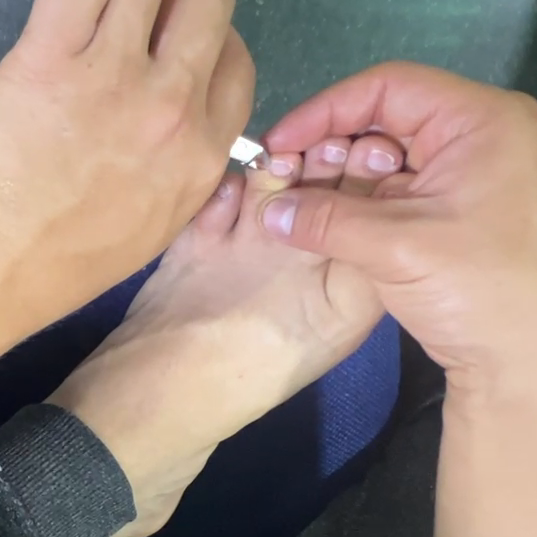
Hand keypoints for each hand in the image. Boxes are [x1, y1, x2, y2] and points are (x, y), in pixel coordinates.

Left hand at [0, 0, 254, 314]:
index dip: (203, 42)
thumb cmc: (73, 256)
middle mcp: (174, 103)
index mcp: (205, 151)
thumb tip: (185, 110)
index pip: (237, 57)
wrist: (5, 263)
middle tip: (129, 22)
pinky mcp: (51, 56)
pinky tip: (58, 9)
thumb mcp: (160, 224)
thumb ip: (185, 162)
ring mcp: (115, 75)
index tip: (166, 54)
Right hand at [49, 136, 401, 536]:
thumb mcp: (342, 307)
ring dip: (271, 167)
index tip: (356, 151)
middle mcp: (303, 257)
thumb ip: (352, 240)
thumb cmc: (263, 360)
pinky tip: (227, 196)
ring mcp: (251, 247)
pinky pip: (220, 197)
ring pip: (272, 182)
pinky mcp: (205, 242)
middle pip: (324, 183)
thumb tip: (366, 170)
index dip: (368, 170)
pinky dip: (225, 187)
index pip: (374, 206)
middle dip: (318, 157)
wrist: (161, 385)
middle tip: (305, 155)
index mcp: (345, 278)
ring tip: (267, 168)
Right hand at [256, 62, 536, 409]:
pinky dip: (353, 211)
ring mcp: (463, 181)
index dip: (324, 111)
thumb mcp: (396, 246)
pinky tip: (320, 230)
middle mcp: (474, 140)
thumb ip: (326, 221)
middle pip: (383, 123)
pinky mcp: (450, 219)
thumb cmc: (483, 285)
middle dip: (327, 150)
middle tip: (281, 183)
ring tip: (294, 212)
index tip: (275, 145)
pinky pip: (391, 199)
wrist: (535, 358)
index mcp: (478, 121)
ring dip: (336, 185)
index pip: (387, 88)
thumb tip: (268, 210)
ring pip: (382, 165)